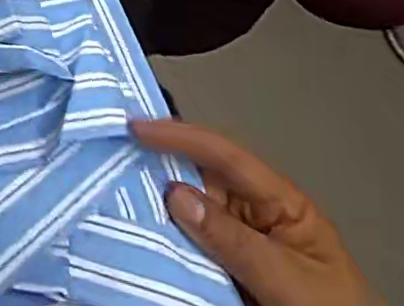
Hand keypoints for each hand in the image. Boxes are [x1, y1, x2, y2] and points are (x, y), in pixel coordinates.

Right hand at [132, 118, 378, 305]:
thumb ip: (236, 239)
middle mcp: (253, 213)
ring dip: (156, 202)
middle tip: (114, 154)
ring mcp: (238, 241)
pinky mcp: (225, 271)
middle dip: (159, 162)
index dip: (180, 135)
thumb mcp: (289, 277)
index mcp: (277, 199)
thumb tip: (177, 195)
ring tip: (116, 189)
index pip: (223, 154)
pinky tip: (140, 234)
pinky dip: (164, 240)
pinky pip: (189, 248)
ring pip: (188, 211)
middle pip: (198, 176)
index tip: (138, 127)